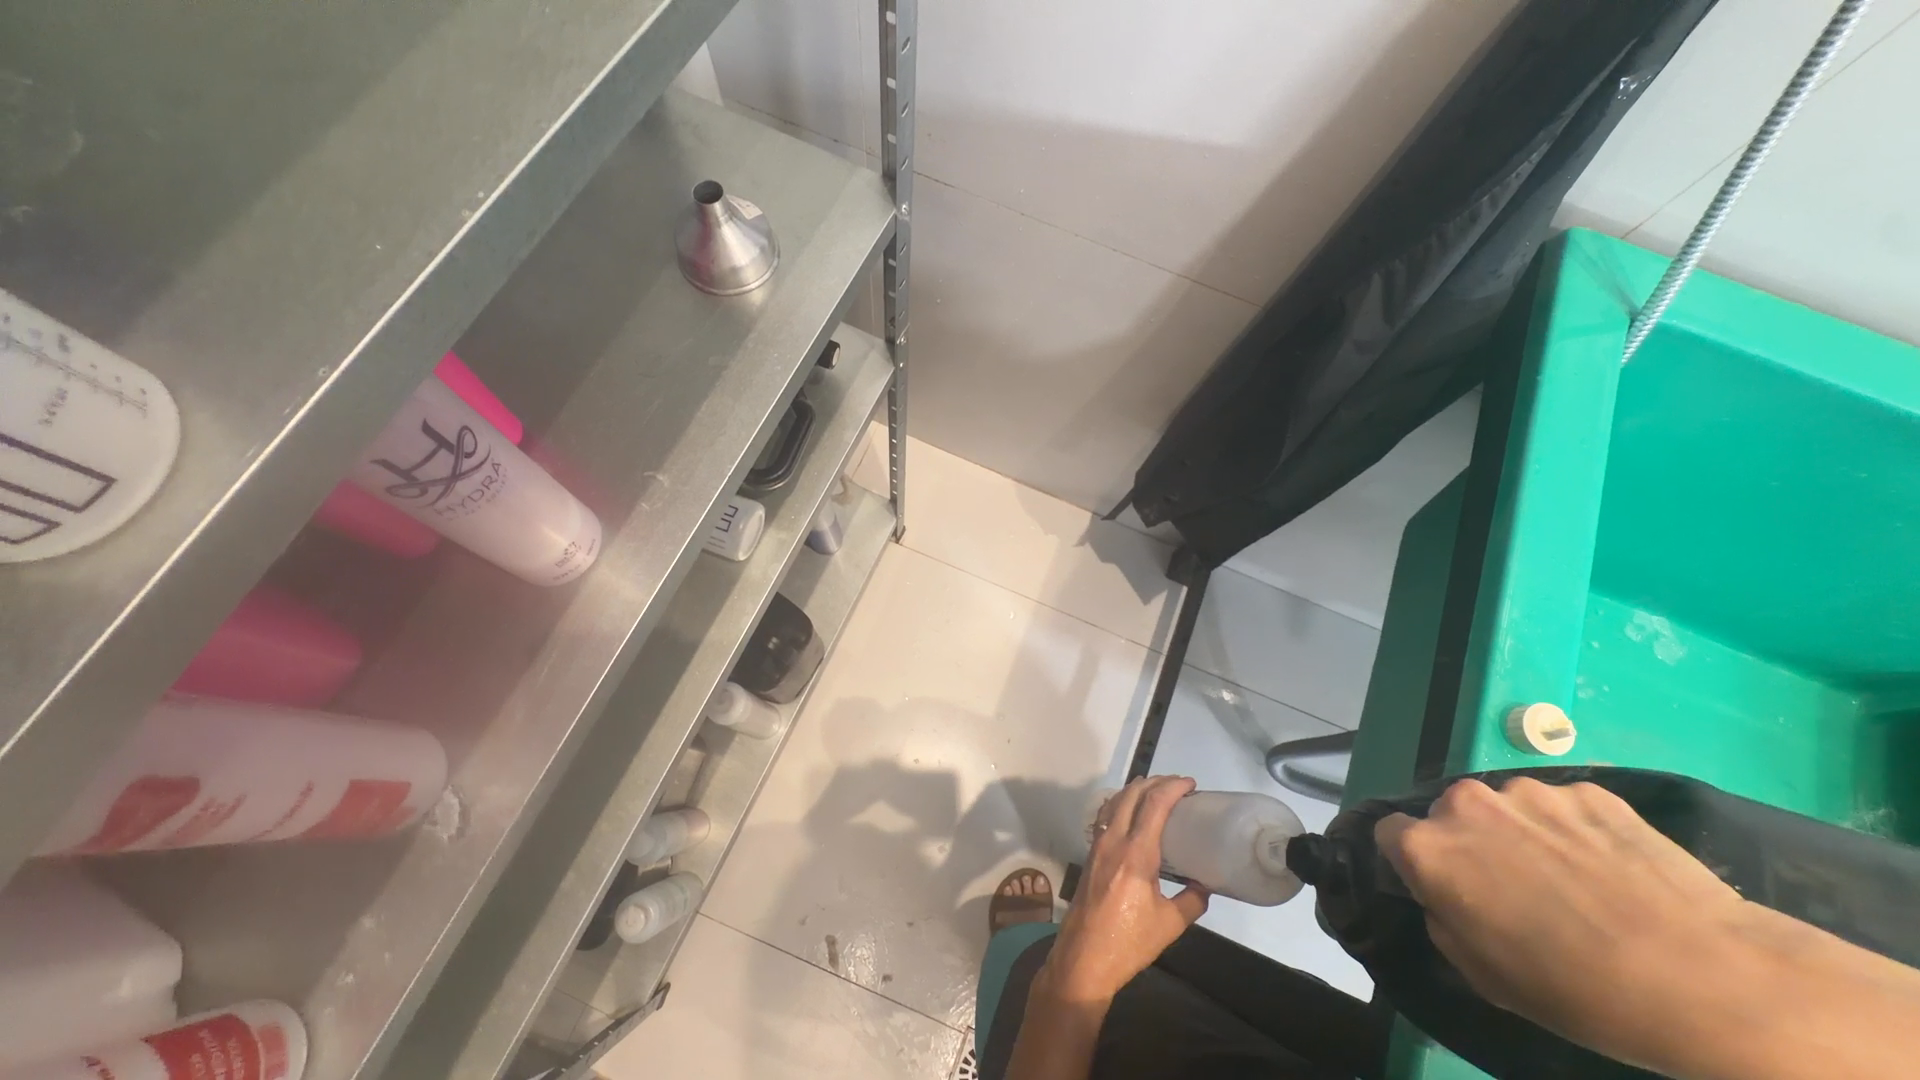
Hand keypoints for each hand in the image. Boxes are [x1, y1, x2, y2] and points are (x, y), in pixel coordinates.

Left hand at [1042, 776, 1209, 1003]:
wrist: (1084, 959)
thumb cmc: (1129, 942)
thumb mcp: (1170, 924)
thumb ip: (1193, 901)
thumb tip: (1205, 885)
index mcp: (1136, 854)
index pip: (1154, 805)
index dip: (1173, 787)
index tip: (1191, 784)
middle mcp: (1113, 842)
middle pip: (1131, 795)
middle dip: (1155, 782)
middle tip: (1177, 784)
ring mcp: (1097, 847)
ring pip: (1114, 803)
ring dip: (1135, 790)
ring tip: (1156, 790)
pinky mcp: (1090, 856)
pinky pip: (1105, 817)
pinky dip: (1120, 804)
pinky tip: (1131, 813)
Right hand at [1375, 777, 1750, 1069]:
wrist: (1702, 976)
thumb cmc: (1574, 988)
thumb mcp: (1481, 973)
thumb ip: (1443, 917)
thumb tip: (1445, 895)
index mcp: (1429, 848)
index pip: (1390, 832)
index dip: (1413, 862)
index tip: (1443, 888)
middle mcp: (1467, 804)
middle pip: (1451, 814)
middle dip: (1471, 843)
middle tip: (1513, 889)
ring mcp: (1532, 792)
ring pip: (1509, 807)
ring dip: (1522, 833)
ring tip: (1573, 881)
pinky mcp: (1591, 790)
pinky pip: (1563, 807)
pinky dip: (1574, 831)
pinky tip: (1612, 871)